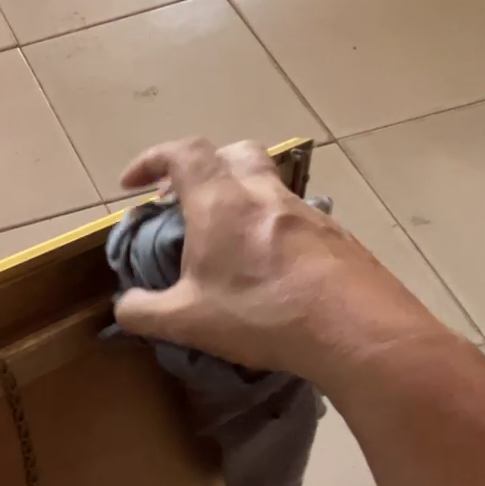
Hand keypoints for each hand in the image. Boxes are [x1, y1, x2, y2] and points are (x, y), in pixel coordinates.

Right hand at [113, 138, 453, 387]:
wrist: (360, 333)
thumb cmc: (262, 316)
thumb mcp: (183, 321)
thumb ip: (141, 311)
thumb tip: (124, 306)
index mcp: (220, 205)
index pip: (182, 154)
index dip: (151, 160)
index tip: (132, 185)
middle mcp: (263, 196)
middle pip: (232, 153)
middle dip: (200, 168)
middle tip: (181, 200)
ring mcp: (306, 213)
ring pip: (265, 183)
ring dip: (234, 197)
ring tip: (218, 239)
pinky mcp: (334, 236)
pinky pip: (289, 215)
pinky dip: (264, 226)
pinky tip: (261, 267)